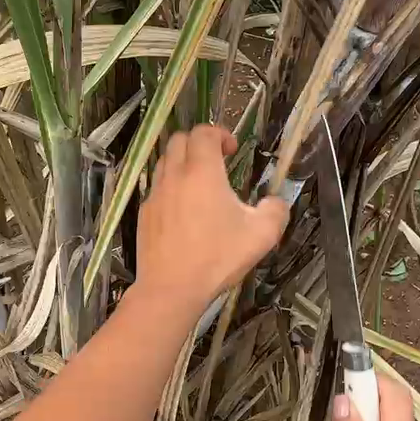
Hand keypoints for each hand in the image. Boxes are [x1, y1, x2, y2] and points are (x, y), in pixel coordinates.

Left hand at [131, 125, 289, 313]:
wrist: (171, 288)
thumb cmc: (217, 259)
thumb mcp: (261, 235)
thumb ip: (275, 210)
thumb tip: (275, 202)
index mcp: (202, 172)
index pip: (204, 132)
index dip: (220, 134)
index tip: (232, 150)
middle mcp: (174, 176)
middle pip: (179, 140)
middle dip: (198, 143)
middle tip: (216, 162)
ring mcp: (155, 195)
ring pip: (164, 162)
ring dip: (182, 163)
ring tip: (199, 185)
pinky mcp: (144, 214)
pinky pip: (156, 188)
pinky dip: (169, 187)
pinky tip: (182, 211)